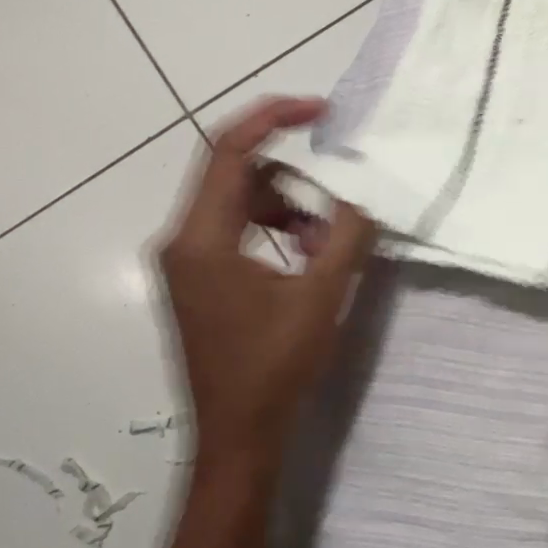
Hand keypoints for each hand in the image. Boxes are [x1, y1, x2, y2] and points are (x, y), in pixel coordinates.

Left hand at [158, 96, 376, 471]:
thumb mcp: (321, 298)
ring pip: (236, 205)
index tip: (321, 110)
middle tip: (338, 191)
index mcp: (200, 238)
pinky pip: (234, 233)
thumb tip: (367, 192)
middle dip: (291, 175)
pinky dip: (272, 232)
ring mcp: (184, 264)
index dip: (274, 118)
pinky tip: (306, 260)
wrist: (236, 437)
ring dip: (286, 207)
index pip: (228, 150)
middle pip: (234, 175)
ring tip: (327, 238)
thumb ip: (347, 236)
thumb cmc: (274, 368)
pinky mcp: (197, 283)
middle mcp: (180, 242)